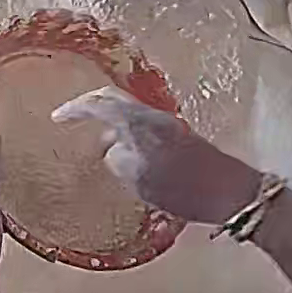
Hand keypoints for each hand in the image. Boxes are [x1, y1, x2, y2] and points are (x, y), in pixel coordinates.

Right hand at [52, 87, 263, 224]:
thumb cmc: (186, 190)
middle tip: (71, 119)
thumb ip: (119, 161)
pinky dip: (123, 131)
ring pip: (127, 112)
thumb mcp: (142, 181)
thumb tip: (111, 149)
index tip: (58, 118)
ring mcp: (167, 124)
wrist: (232, 192)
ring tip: (94, 142)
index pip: (101, 104)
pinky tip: (121, 152)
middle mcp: (153, 116)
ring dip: (108, 121)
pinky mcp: (176, 135)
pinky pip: (139, 124)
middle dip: (89, 107)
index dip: (76, 108)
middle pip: (114, 100)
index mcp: (141, 123)